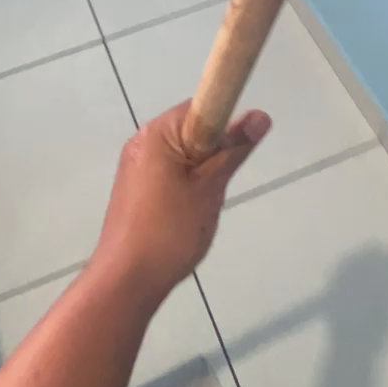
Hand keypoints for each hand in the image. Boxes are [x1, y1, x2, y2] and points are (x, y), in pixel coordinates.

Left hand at [90, 101, 269, 301]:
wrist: (127, 280)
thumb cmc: (171, 230)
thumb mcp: (210, 188)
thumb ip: (234, 149)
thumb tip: (261, 116)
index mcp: (157, 131)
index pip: (201, 106)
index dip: (226, 123)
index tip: (240, 150)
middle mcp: (142, 139)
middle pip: (192, 128)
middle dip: (214, 152)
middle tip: (220, 185)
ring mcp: (135, 163)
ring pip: (182, 152)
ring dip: (201, 171)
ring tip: (203, 204)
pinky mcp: (133, 185)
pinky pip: (168, 169)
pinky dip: (185, 183)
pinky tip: (188, 213)